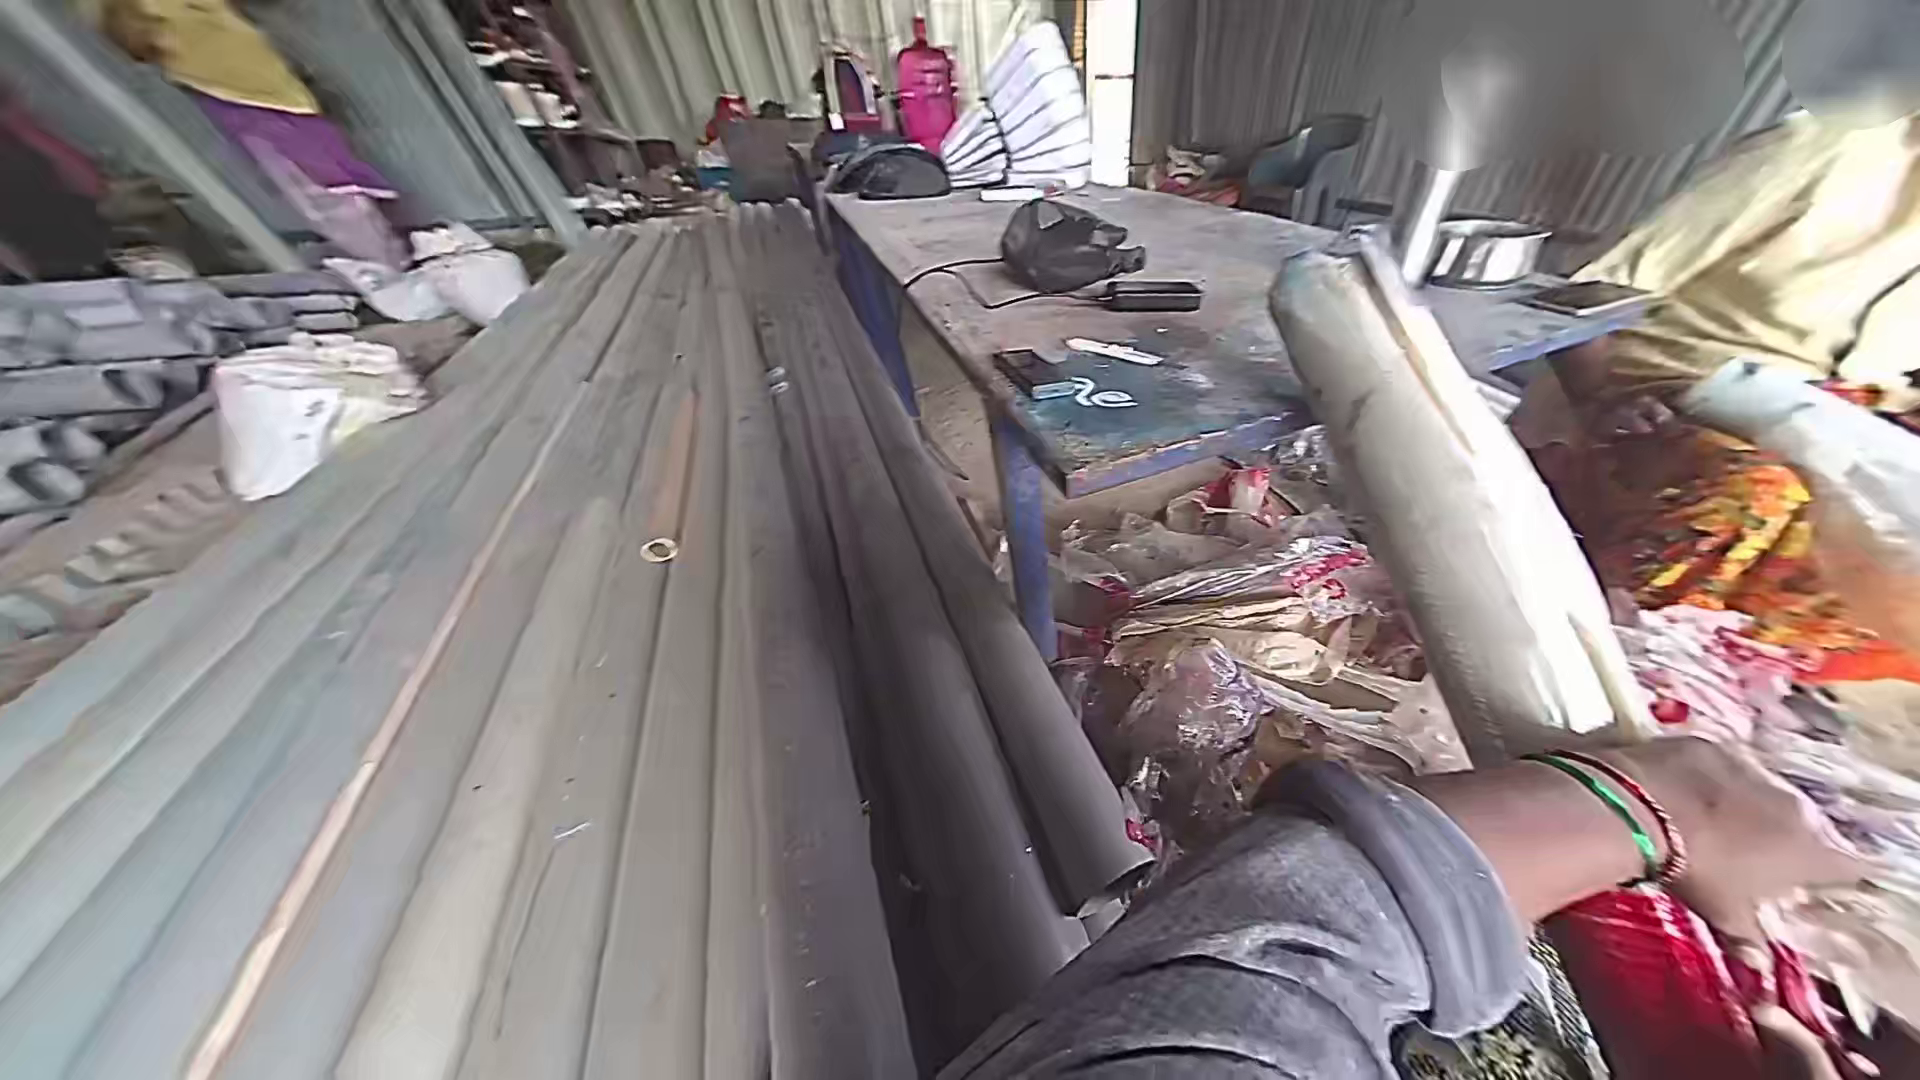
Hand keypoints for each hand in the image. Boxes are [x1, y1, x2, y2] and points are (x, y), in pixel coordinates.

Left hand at [1597, 738, 1866, 939]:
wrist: (1631, 809)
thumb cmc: (1689, 868)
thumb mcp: (1723, 913)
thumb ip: (1749, 938)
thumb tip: (1757, 965)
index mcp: (1818, 853)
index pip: (1846, 865)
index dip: (1821, 869)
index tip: (1796, 873)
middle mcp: (1797, 807)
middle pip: (1799, 820)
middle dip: (1773, 829)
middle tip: (1737, 839)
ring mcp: (1749, 768)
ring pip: (1755, 785)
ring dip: (1734, 795)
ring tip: (1699, 806)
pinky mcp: (1702, 743)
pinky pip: (1708, 758)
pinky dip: (1694, 767)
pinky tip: (1669, 778)